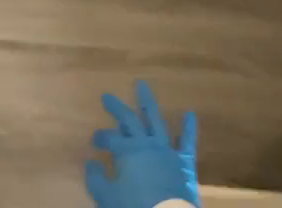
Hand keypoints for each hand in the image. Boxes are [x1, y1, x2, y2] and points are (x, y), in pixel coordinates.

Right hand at [84, 80, 199, 207]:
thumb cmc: (134, 207)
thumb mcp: (106, 196)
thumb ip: (96, 178)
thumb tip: (90, 163)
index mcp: (127, 151)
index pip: (110, 138)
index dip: (101, 138)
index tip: (94, 142)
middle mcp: (146, 144)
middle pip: (129, 120)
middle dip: (117, 108)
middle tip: (106, 96)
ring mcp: (166, 150)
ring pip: (156, 121)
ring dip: (148, 102)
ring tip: (142, 85)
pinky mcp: (184, 162)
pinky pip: (188, 142)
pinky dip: (189, 128)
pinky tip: (191, 113)